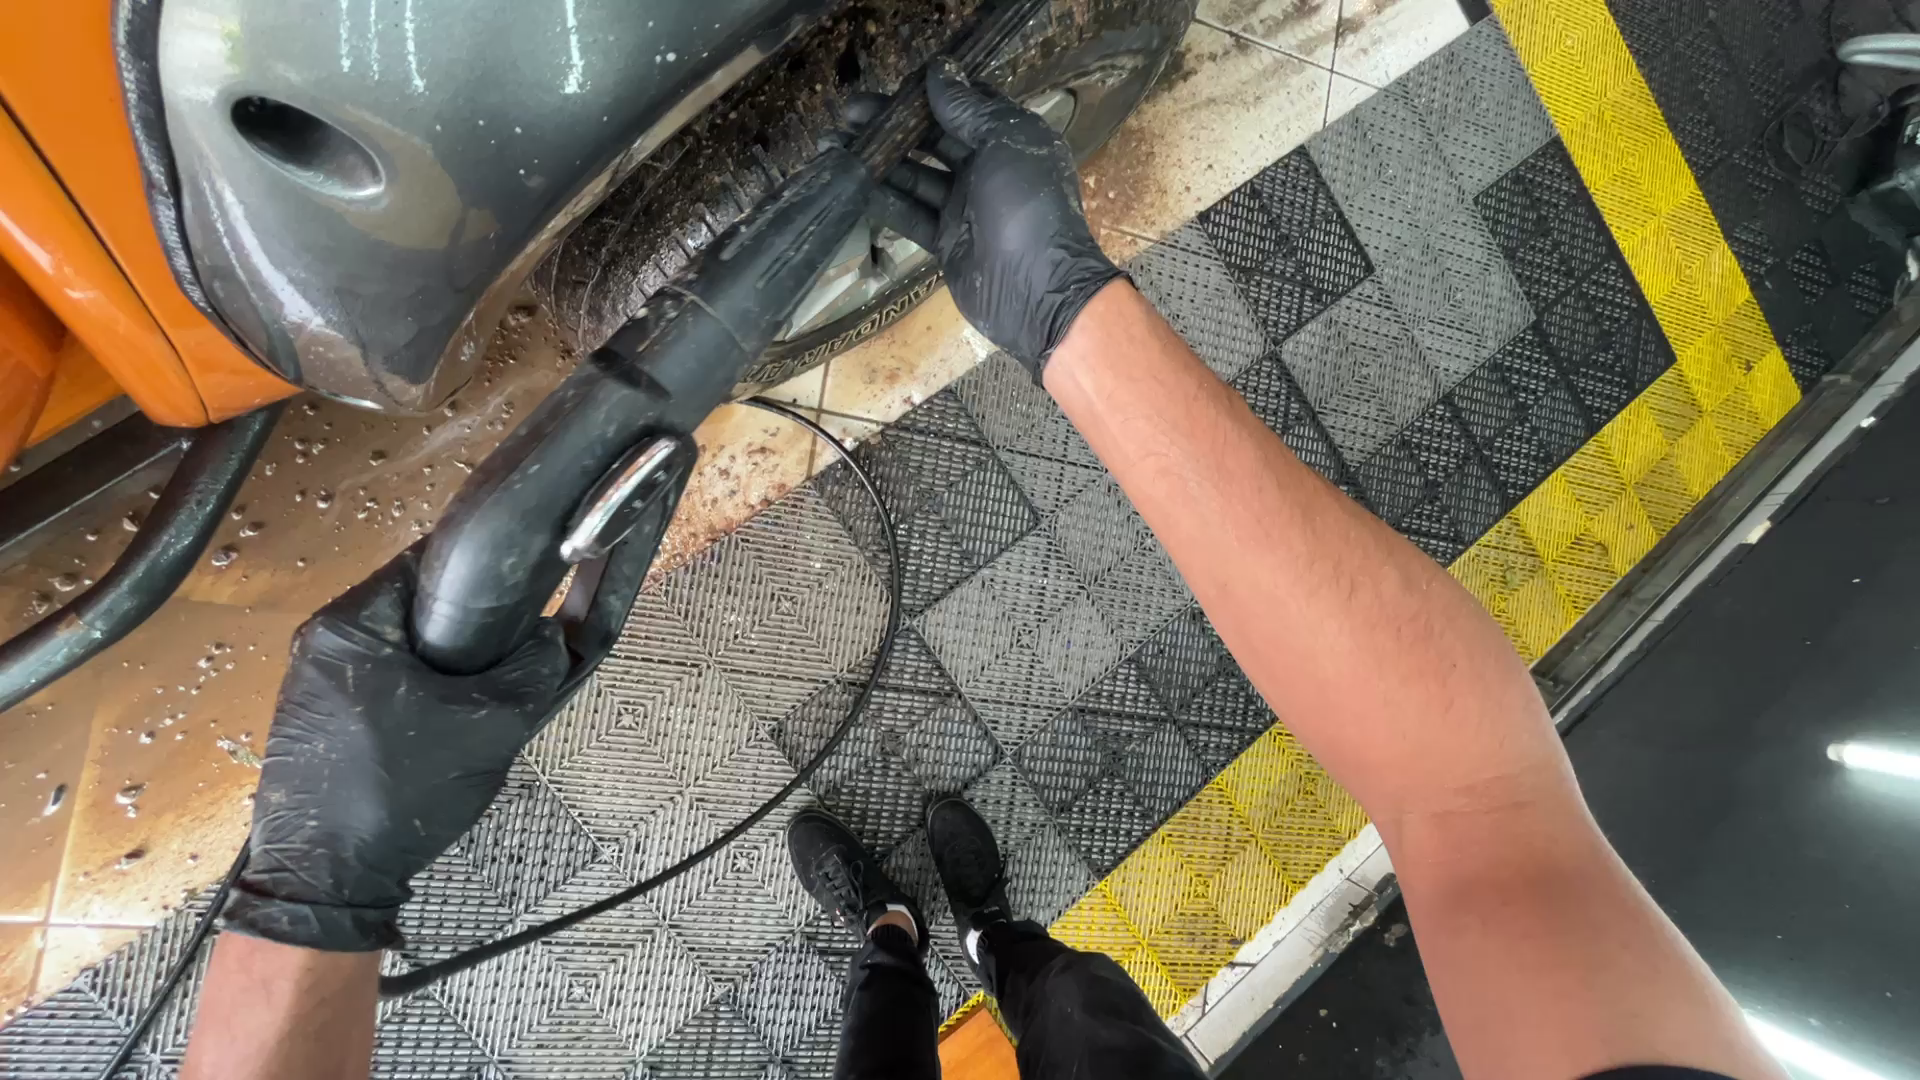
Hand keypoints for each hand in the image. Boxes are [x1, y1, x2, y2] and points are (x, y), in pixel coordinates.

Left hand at [222, 549, 568, 951]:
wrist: (329, 880)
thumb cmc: (404, 788)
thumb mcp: (495, 723)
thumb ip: (537, 666)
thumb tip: (556, 632)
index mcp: (351, 624)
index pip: (432, 559)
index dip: (491, 569)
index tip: (534, 586)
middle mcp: (324, 639)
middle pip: (423, 601)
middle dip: (478, 619)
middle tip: (521, 644)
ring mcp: (316, 677)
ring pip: (412, 639)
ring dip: (456, 653)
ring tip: (496, 681)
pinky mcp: (323, 710)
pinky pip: (393, 671)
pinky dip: (431, 679)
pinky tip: (457, 710)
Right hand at [881, 58, 1125, 378]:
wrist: (1035, 288)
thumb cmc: (1028, 205)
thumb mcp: (1005, 141)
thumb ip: (968, 109)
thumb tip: (937, 71)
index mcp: (1008, 140)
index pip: (964, 106)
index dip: (929, 94)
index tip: (893, 86)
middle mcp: (985, 170)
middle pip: (932, 140)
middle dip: (892, 126)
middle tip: (849, 114)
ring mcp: (963, 209)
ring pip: (914, 177)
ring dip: (878, 162)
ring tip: (834, 145)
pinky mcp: (945, 243)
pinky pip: (911, 215)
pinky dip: (884, 201)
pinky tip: (853, 185)